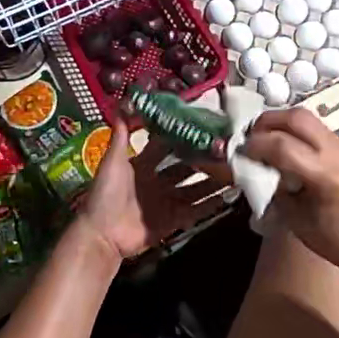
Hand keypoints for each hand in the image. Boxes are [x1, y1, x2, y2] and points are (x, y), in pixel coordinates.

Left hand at [75, 122, 223, 262]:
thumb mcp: (113, 161)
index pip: (163, 147)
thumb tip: (122, 104)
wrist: (103, 233)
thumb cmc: (106, 193)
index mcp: (141, 165)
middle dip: (201, 159)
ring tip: (235, 170)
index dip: (178, 137)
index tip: (198, 125)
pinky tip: (231, 196)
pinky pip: (196, 210)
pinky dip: (212, 204)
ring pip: (194, 188)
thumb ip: (120, 135)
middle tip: (224, 148)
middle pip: (183, 168)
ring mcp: (166, 202)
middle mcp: (155, 181)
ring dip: (212, 181)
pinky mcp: (174, 221)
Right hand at [240, 108, 338, 283]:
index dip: (254, 145)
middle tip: (251, 136)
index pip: (281, 145)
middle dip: (266, 122)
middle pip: (296, 118)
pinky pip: (316, 130)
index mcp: (325, 175)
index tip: (239, 152)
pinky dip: (295, 132)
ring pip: (307, 118)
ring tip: (265, 140)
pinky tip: (286, 149)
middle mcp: (338, 154)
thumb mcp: (290, 214)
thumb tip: (249, 165)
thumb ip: (270, 183)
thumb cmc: (331, 239)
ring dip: (280, 124)